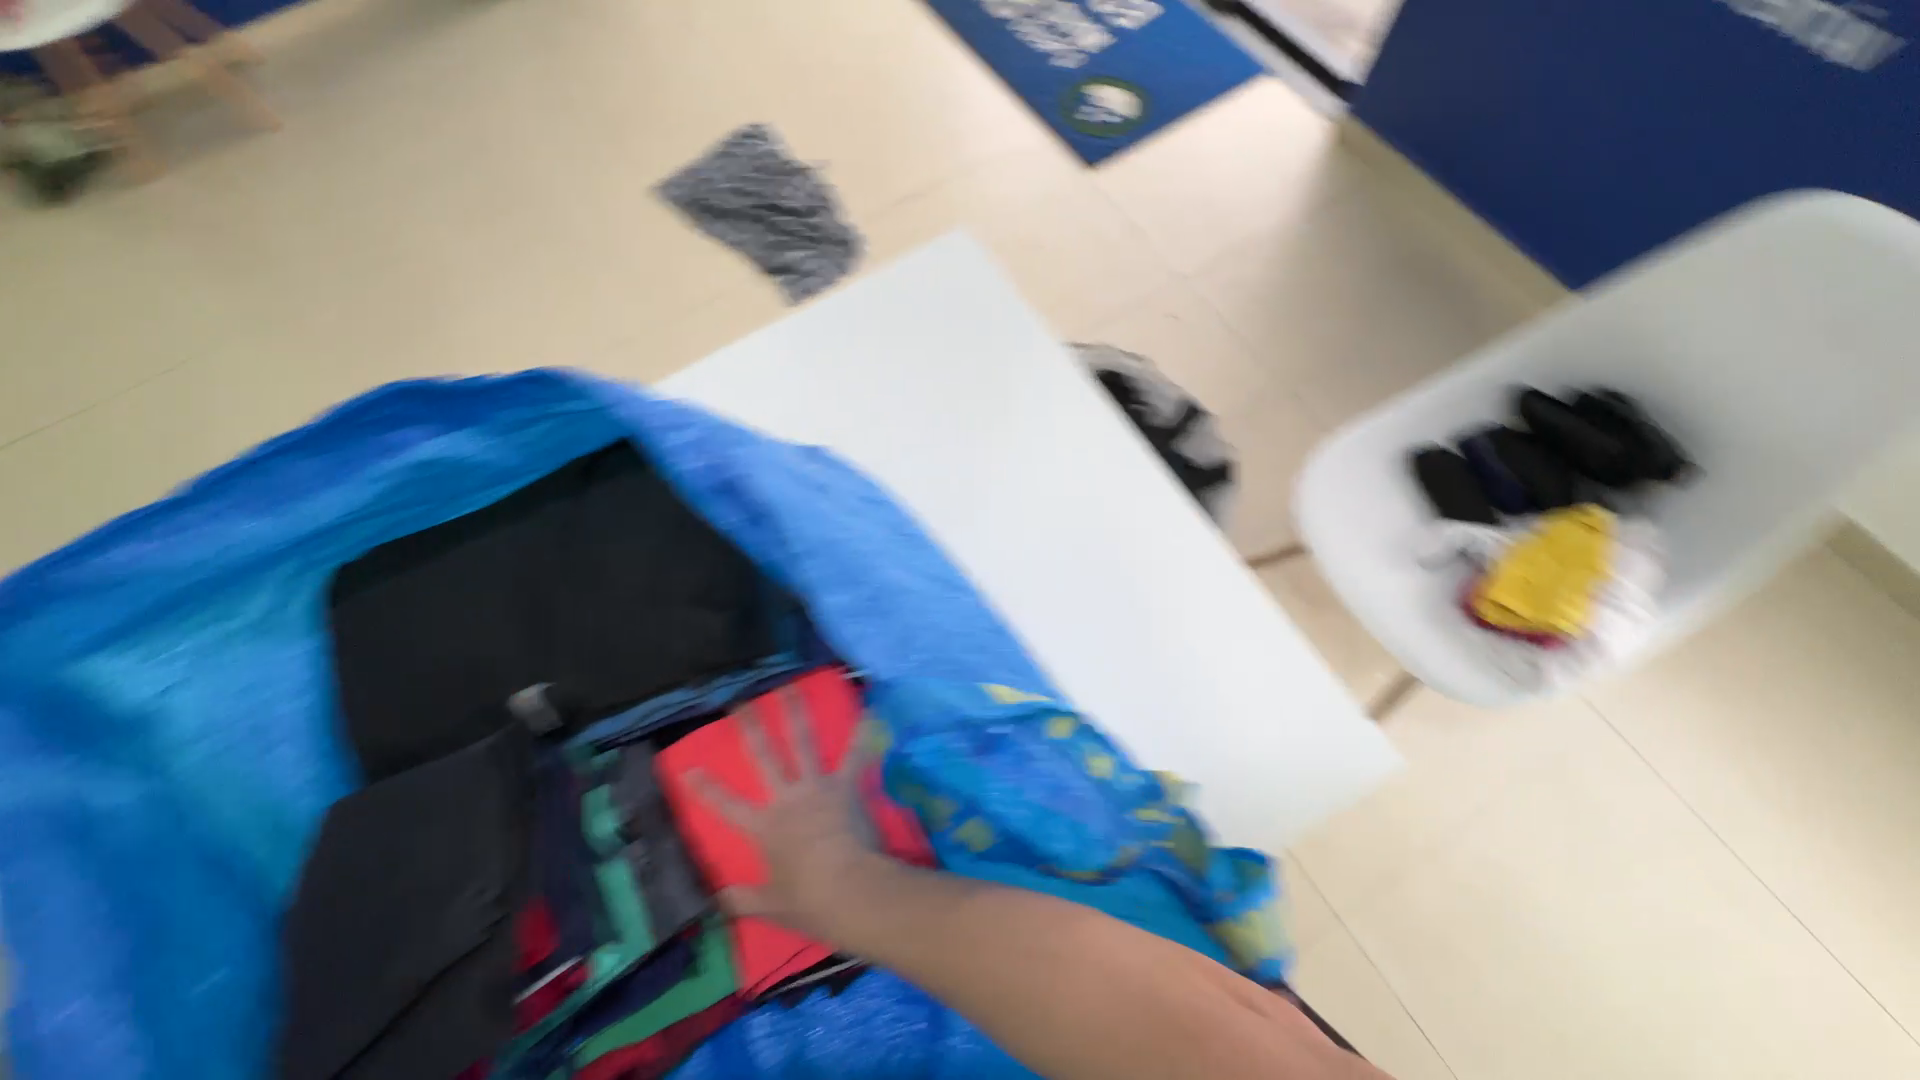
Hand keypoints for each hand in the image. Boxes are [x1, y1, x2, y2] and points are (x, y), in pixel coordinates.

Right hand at [684, 690, 887, 940]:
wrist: (851, 889)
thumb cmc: (809, 901)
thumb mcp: (770, 906)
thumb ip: (742, 900)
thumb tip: (715, 901)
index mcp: (764, 828)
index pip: (727, 805)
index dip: (705, 788)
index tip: (688, 768)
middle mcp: (787, 798)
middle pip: (764, 756)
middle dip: (750, 727)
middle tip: (740, 701)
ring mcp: (818, 787)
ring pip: (803, 742)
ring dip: (796, 713)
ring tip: (790, 687)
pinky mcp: (847, 786)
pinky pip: (856, 756)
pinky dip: (863, 734)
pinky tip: (870, 712)